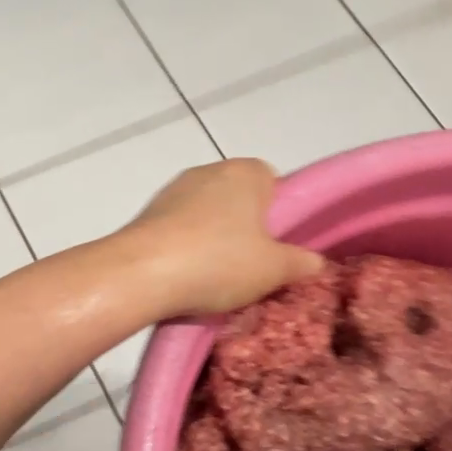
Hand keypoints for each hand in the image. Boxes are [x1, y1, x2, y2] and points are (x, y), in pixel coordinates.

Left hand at [112, 158, 325, 318]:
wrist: (139, 273)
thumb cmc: (218, 261)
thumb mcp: (275, 269)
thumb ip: (300, 262)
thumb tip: (312, 261)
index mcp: (243, 172)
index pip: (271, 180)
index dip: (279, 212)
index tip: (278, 244)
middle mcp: (205, 172)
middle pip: (236, 199)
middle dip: (245, 229)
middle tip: (253, 265)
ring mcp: (170, 192)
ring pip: (205, 216)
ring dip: (213, 241)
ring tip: (218, 278)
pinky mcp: (145, 216)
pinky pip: (177, 230)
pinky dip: (185, 249)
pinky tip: (187, 277)